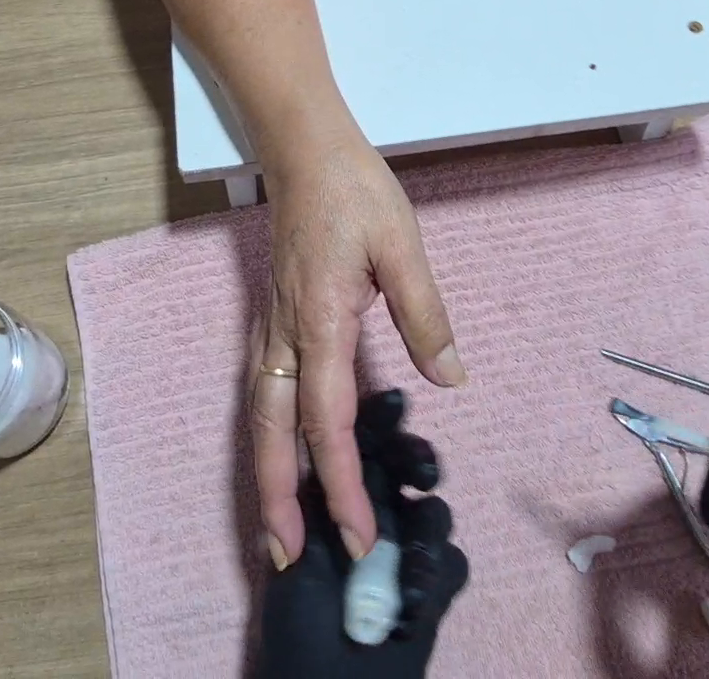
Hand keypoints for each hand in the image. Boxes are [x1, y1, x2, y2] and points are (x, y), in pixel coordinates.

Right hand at [254, 130, 463, 570]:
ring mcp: (270, 325)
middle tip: (288, 556)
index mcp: (320, 320)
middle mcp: (285, 332)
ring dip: (265, 470)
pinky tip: (279, 448)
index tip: (357, 530)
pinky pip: (260, 388)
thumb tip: (451, 378)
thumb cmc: (353, 191)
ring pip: (257, 413)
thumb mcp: (402, 246)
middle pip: (269, 429)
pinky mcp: (270, 317)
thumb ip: (424, 315)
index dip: (338, 480)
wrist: (304, 151)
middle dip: (277, 495)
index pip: (325, 418)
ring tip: (276, 522)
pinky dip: (266, 433)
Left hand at [258, 390, 468, 678]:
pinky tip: (411, 606)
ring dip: (424, 534)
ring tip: (410, 566)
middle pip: (409, 465)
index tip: (393, 402)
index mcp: (338, 492)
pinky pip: (452, 563)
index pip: (363, 441)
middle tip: (421, 471)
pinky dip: (434, 580)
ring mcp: (409, 544)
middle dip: (418, 462)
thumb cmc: (298, 622)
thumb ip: (321, 503)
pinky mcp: (436, 582)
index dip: (380, 419)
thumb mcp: (298, 554)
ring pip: (433, 512)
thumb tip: (332, 441)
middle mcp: (377, 508)